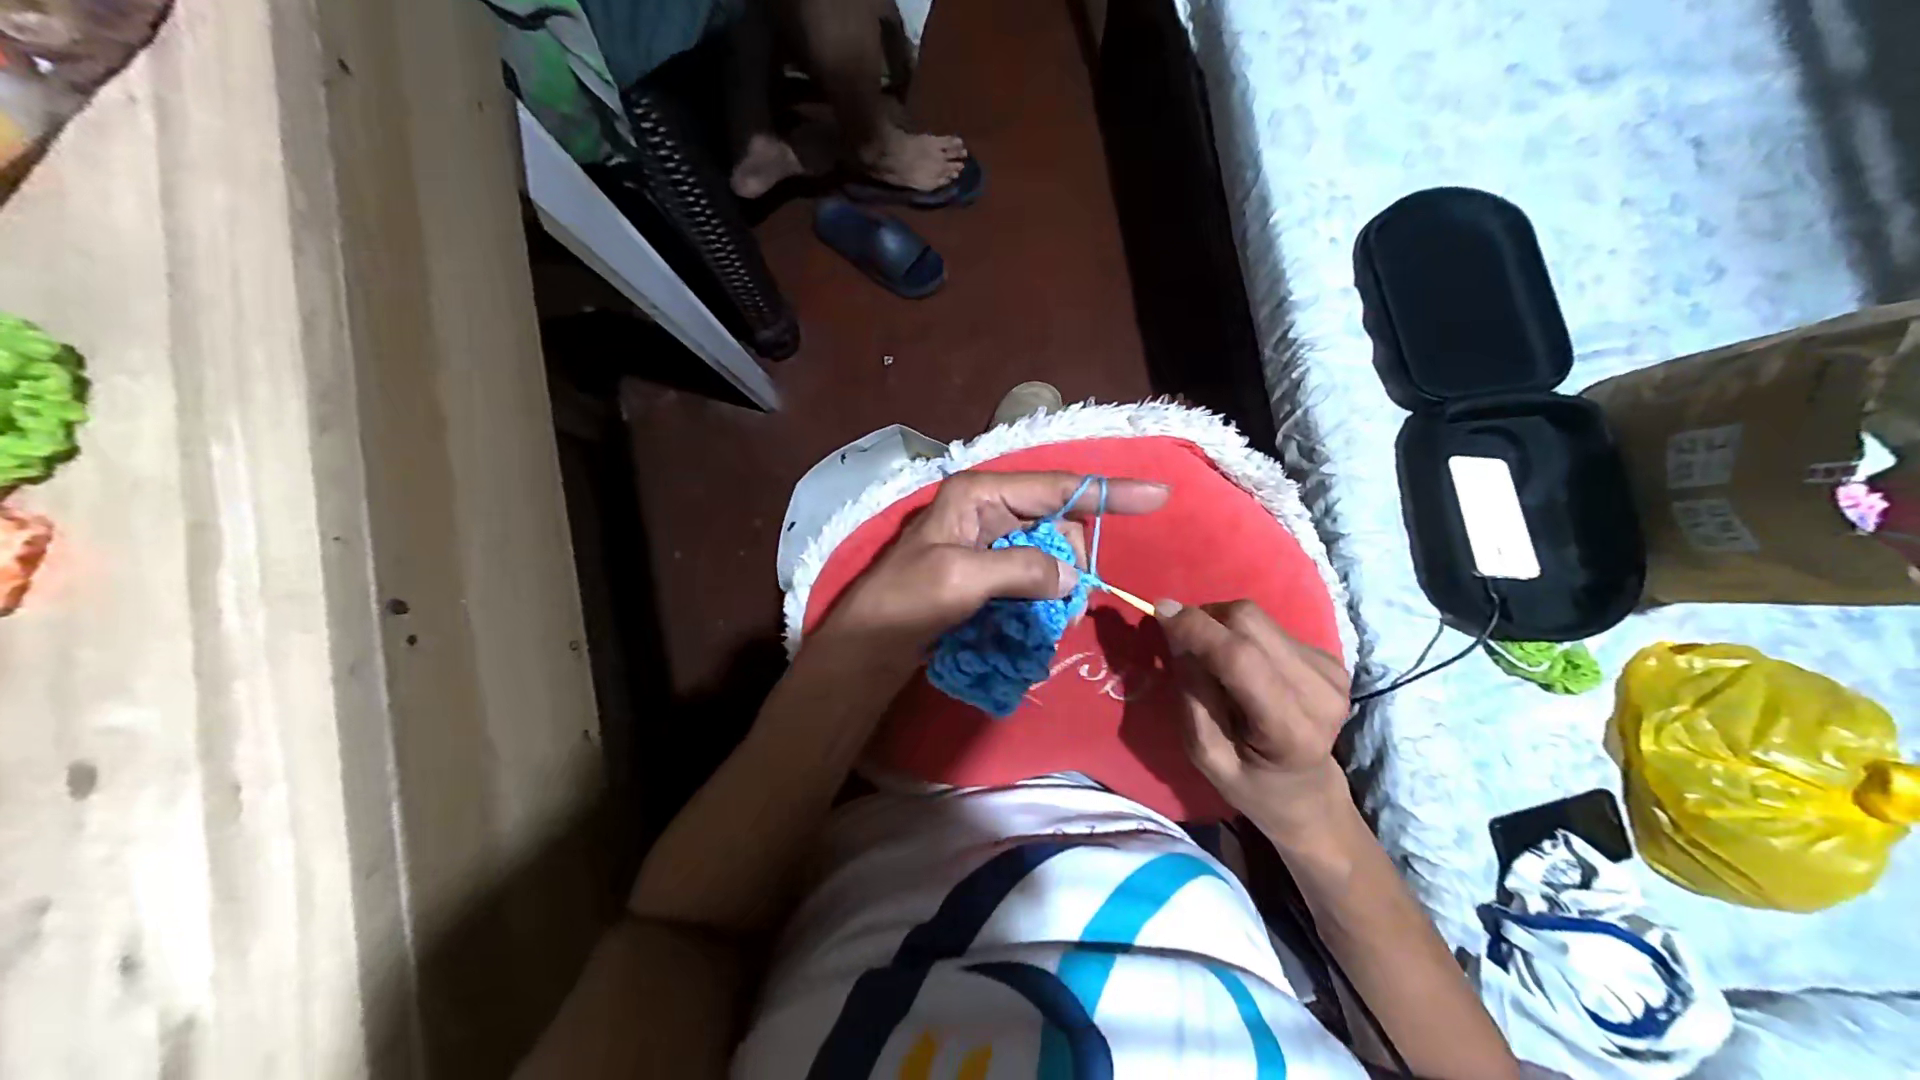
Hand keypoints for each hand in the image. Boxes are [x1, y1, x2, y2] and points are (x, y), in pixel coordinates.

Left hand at [815, 470, 1169, 677]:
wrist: (871, 645)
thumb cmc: (907, 601)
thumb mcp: (962, 578)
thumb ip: (1023, 569)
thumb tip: (1072, 576)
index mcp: (980, 494)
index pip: (1058, 488)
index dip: (1110, 493)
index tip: (1159, 496)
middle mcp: (990, 509)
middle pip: (1060, 524)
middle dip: (1073, 561)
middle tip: (1064, 604)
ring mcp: (990, 541)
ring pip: (1052, 555)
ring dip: (1059, 587)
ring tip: (1047, 620)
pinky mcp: (990, 572)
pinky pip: (1036, 577)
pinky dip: (1045, 598)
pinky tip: (1036, 621)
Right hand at [1157, 600, 1351, 842]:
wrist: (1305, 789)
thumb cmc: (1249, 782)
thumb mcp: (1205, 754)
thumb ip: (1192, 694)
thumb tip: (1176, 632)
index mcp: (1290, 729)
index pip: (1240, 659)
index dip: (1197, 629)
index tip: (1160, 611)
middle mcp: (1320, 692)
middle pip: (1248, 622)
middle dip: (1205, 621)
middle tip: (1183, 642)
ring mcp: (1330, 671)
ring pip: (1257, 617)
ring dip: (1222, 626)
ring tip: (1214, 659)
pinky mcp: (1329, 657)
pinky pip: (1269, 626)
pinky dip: (1242, 635)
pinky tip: (1243, 665)